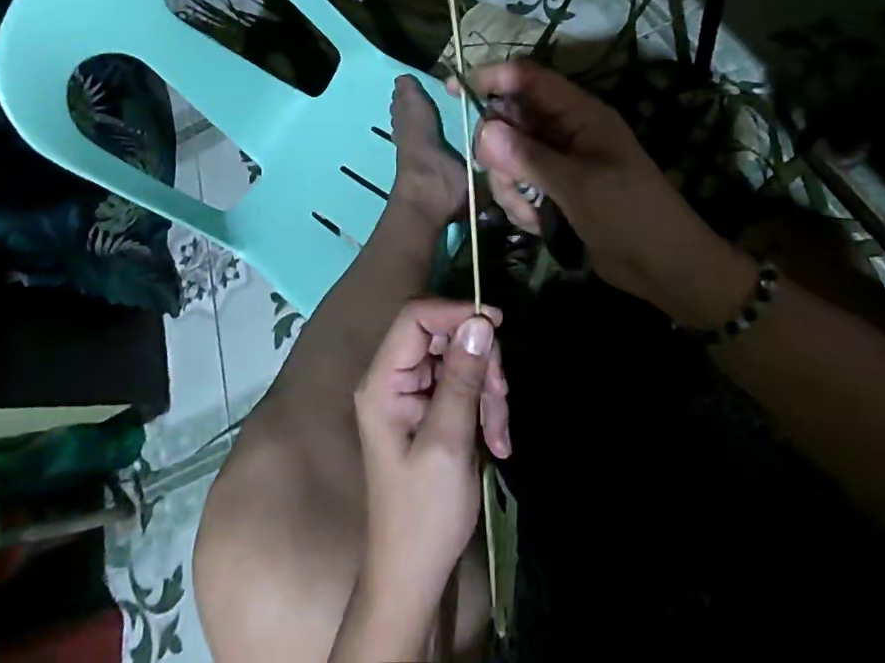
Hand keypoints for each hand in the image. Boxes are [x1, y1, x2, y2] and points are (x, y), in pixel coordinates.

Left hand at [352, 299, 508, 630]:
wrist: (415, 570)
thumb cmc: (424, 512)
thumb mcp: (449, 441)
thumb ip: (462, 378)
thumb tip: (481, 322)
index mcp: (382, 383)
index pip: (415, 317)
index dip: (455, 312)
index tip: (497, 325)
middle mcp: (394, 380)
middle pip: (443, 336)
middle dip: (480, 362)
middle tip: (502, 398)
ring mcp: (413, 395)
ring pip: (461, 360)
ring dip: (488, 390)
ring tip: (499, 433)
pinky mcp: (432, 410)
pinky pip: (465, 385)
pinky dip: (486, 407)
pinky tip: (498, 442)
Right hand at [462, 61, 755, 326]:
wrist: (663, 264)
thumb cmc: (630, 215)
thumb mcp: (579, 185)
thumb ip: (529, 157)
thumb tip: (483, 130)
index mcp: (579, 113)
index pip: (527, 78)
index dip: (491, 78)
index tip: (455, 92)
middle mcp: (565, 130)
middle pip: (509, 120)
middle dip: (500, 153)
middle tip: (510, 183)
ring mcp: (559, 161)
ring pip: (509, 158)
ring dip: (511, 186)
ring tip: (531, 212)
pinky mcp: (555, 189)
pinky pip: (519, 185)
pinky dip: (521, 204)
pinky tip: (538, 224)